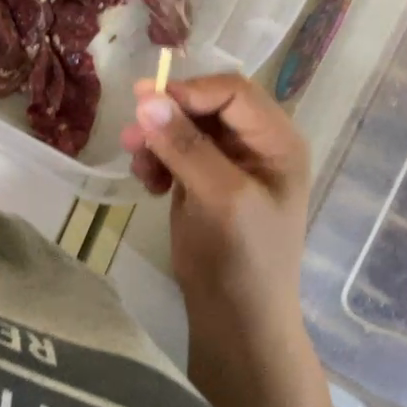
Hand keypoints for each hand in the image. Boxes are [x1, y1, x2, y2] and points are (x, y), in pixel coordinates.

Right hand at [118, 73, 310, 328]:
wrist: (235, 314)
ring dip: (154, 141)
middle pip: (203, 105)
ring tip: (140, 169)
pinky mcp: (200, 180)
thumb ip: (186, 146)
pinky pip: (171, 150)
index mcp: (276, 141)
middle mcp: (254, 145)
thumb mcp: (220, 196)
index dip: (189, 92)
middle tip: (130, 137)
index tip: (144, 104)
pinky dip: (154, 160)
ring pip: (181, 126)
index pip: (231, 92)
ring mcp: (226, 163)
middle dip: (165, 118)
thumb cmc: (242, 255)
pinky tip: (149, 184)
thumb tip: (146, 98)